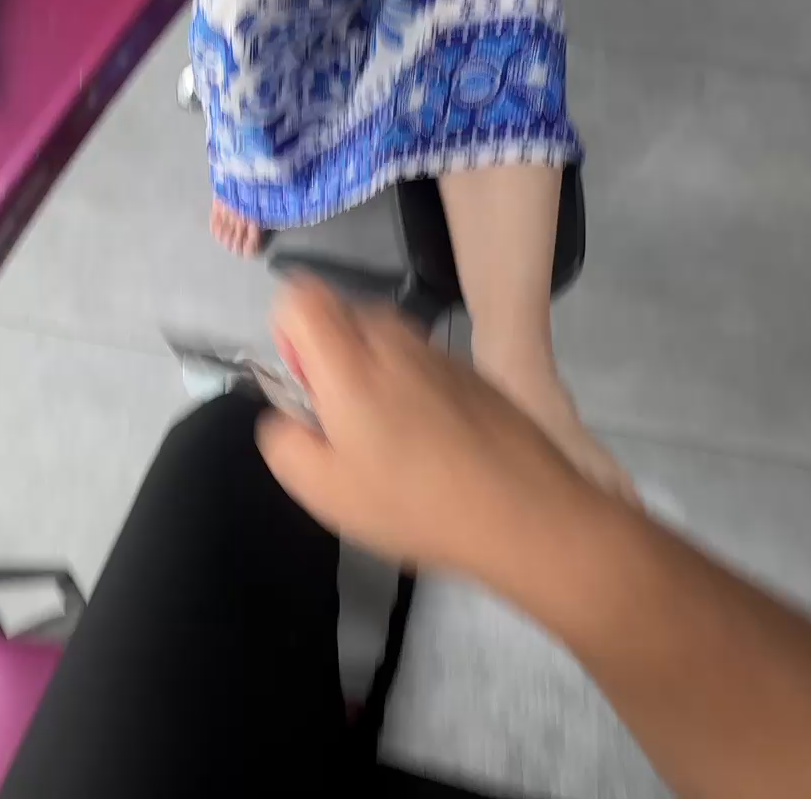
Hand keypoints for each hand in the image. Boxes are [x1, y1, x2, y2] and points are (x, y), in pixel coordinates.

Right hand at [257, 278, 608, 579]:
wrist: (527, 512)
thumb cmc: (415, 502)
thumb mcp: (324, 489)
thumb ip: (283, 439)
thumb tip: (285, 414)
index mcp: (349, 361)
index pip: (299, 298)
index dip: (287, 332)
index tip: (303, 381)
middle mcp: (392, 339)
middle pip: (339, 316)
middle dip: (327, 355)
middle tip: (342, 419)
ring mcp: (435, 350)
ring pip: (379, 339)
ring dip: (368, 370)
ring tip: (388, 435)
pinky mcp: (468, 368)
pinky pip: (417, 358)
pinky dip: (408, 383)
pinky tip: (431, 440)